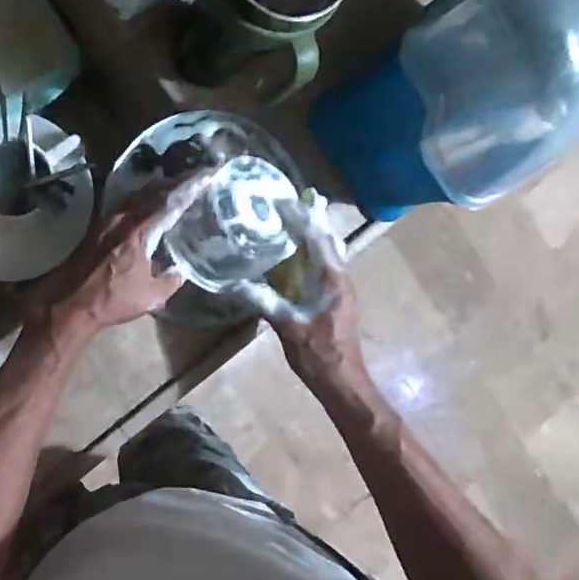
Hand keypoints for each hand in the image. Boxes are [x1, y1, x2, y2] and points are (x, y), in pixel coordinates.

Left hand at [30, 173, 215, 339]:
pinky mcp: (95, 227)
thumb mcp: (151, 295)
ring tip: (173, 188)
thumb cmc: (111, 299)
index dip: (191, 186)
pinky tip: (144, 206)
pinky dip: (139, 201)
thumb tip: (180, 270)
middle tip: (194, 177)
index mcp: (137, 229)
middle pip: (151, 191)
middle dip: (175, 183)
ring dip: (155, 190)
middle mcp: (120, 217)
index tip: (208, 173)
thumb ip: (171, 280)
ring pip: (135, 196)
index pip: (169, 201)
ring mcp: (104, 220)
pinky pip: (122, 205)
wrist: (68, 303)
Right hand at [233, 196, 365, 386]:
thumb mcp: (288, 327)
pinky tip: (294, 251)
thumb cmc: (320, 355)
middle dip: (311, 217)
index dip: (301, 217)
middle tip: (292, 197)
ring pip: (326, 250)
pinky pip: (321, 264)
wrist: (343, 382)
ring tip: (296, 213)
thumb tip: (236, 282)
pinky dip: (309, 250)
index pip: (317, 238)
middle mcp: (339, 277)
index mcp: (332, 280)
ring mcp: (337, 287)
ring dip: (312, 231)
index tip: (282, 200)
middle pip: (326, 238)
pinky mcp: (332, 297)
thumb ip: (265, 302)